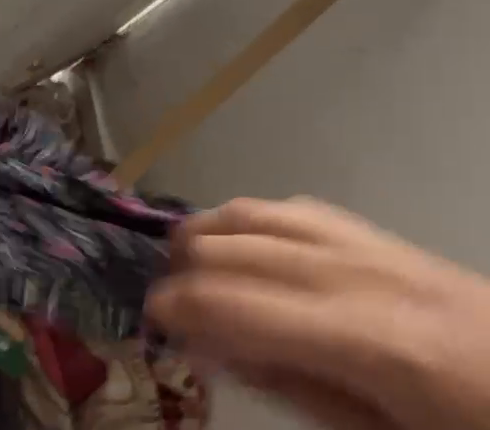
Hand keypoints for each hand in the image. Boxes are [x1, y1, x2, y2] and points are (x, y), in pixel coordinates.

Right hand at [147, 197, 489, 429]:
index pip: (222, 301)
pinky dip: (248, 223)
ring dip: (201, 240)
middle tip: (176, 311)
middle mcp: (356, 277)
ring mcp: (370, 246)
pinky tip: (244, 248)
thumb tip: (211, 349)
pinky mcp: (382, 235)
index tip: (156, 327)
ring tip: (193, 271)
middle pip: (220, 250)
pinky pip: (289, 207)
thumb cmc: (468, 429)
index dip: (169, 309)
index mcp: (365, 342)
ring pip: (243, 215)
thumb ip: (291, 387)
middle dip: (178, 277)